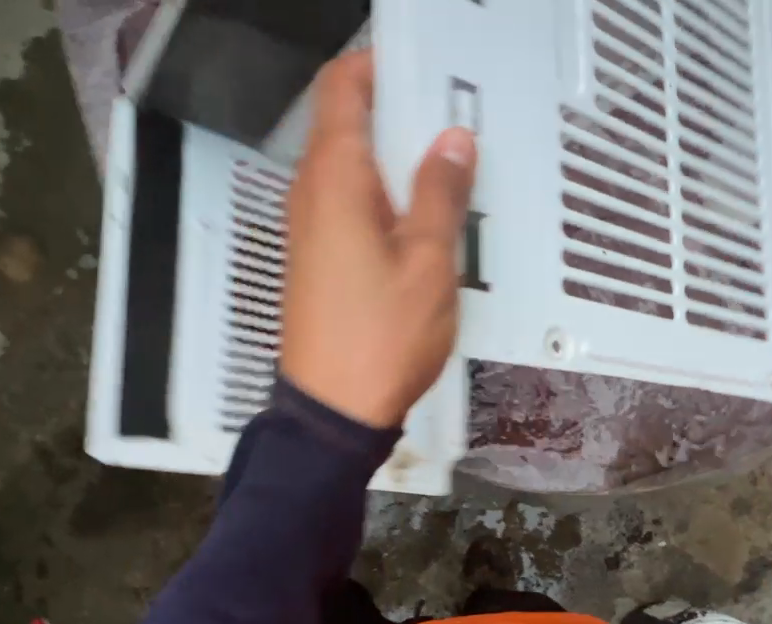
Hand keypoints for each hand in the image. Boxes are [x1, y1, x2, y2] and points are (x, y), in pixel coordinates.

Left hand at [280, 51, 477, 429]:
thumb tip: (452, 140)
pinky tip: (428, 224)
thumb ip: (440, 196)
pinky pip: (354, 209)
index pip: (344, 87)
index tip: (431, 70)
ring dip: (399, 164)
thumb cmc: (383, 334)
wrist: (334, 411)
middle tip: (460, 124)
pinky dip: (389, 201)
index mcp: (335, 178)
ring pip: (355, 172)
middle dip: (402, 115)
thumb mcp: (428, 264)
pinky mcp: (320, 262)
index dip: (381, 65)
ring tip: (454, 173)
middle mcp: (313, 193)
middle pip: (350, 126)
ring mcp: (312, 229)